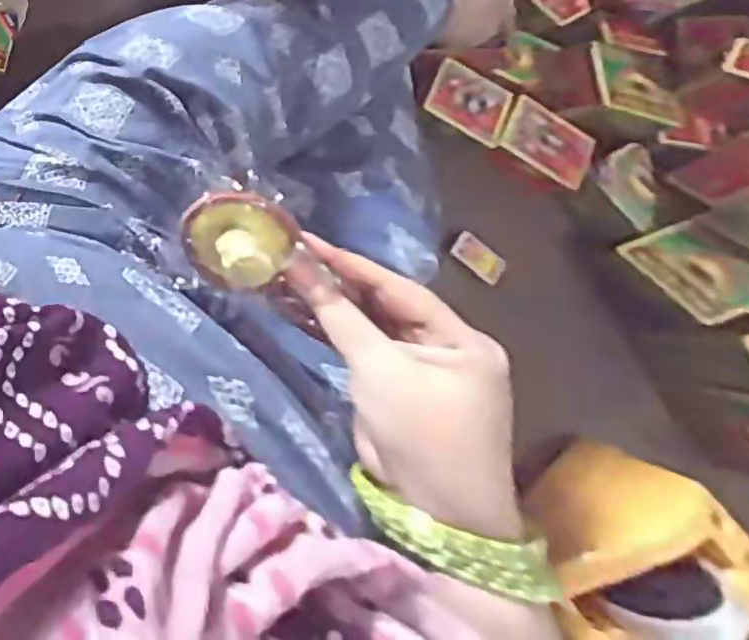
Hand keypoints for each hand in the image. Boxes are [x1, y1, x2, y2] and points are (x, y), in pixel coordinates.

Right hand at [281, 235, 523, 539]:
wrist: (436, 508)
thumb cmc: (420, 429)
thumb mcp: (376, 365)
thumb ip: (335, 311)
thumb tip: (297, 263)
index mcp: (461, 339)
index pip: (398, 288)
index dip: (349, 263)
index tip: (306, 240)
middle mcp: (446, 347)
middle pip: (383, 303)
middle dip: (337, 281)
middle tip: (292, 256)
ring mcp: (421, 367)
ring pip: (369, 322)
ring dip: (330, 304)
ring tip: (287, 277)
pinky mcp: (395, 383)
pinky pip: (362, 344)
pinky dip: (332, 328)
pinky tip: (299, 310)